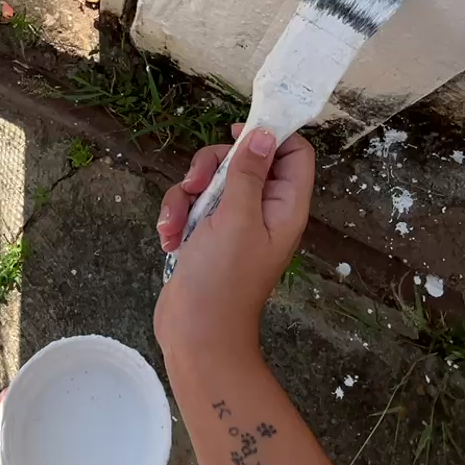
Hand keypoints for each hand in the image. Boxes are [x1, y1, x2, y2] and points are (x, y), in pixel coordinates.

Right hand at [154, 124, 314, 364]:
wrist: (195, 335)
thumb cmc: (222, 279)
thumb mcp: (236, 218)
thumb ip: (249, 173)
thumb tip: (264, 133)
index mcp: (283, 206)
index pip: (294, 154)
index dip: (271, 135)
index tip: (237, 130)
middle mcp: (262, 209)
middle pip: (243, 159)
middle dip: (212, 167)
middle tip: (197, 186)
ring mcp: (233, 222)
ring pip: (211, 180)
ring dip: (186, 196)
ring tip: (176, 225)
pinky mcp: (207, 233)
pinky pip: (192, 204)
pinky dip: (177, 217)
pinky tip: (170, 238)